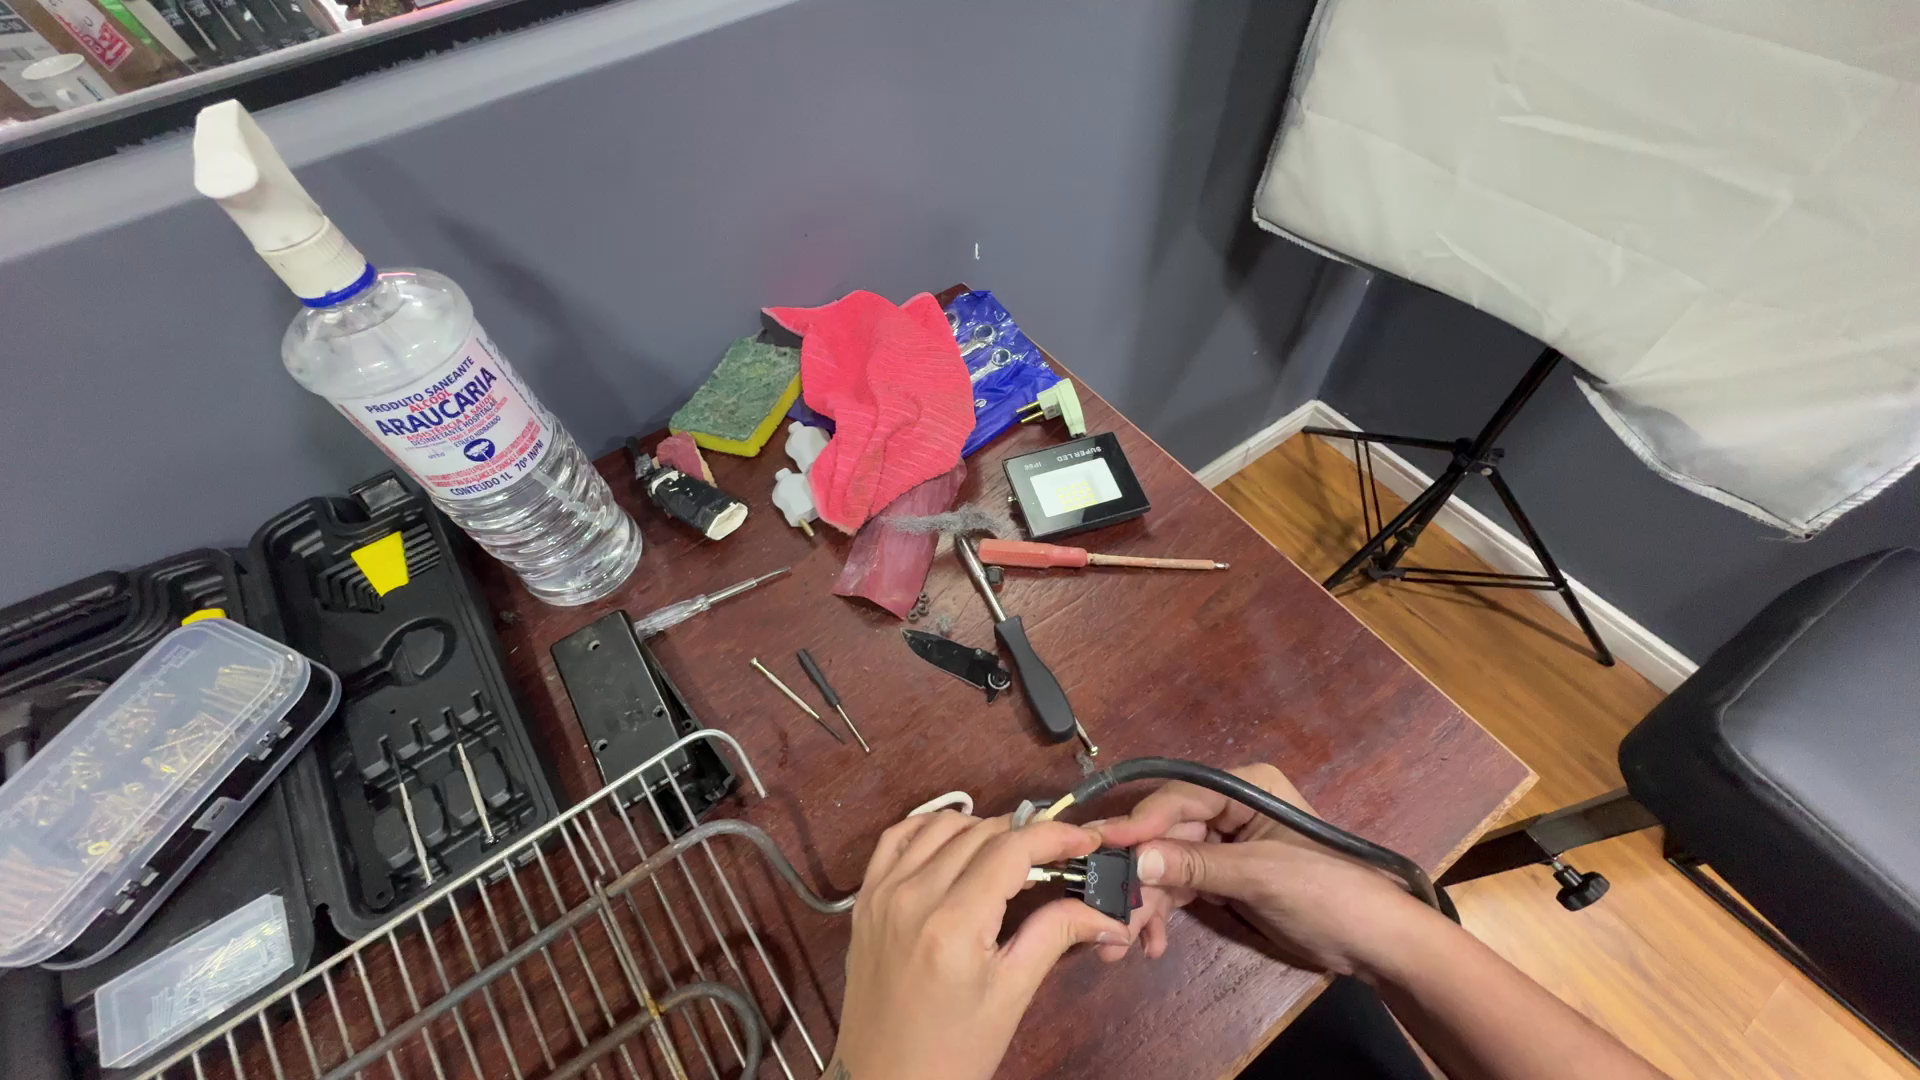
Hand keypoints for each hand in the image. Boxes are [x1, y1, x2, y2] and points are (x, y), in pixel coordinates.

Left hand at [825, 812, 1133, 1079]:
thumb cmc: (953, 1051)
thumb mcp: (1012, 995)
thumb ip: (1055, 935)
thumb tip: (1107, 914)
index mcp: (953, 923)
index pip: (1012, 849)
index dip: (1054, 835)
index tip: (1085, 839)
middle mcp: (914, 895)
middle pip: (982, 833)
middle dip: (1026, 835)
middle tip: (1055, 855)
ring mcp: (883, 891)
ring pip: (942, 825)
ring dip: (982, 828)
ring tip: (1008, 854)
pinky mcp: (866, 896)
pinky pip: (898, 836)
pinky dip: (930, 827)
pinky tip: (954, 843)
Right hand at [1092, 764, 1437, 977]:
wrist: (1378, 947)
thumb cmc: (1328, 893)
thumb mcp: (1260, 876)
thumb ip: (1196, 865)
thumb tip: (1136, 859)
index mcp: (1243, 787)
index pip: (1179, 796)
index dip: (1141, 822)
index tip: (1102, 844)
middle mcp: (1226, 807)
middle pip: (1166, 834)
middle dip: (1139, 873)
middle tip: (1108, 905)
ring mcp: (1222, 843)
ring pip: (1167, 864)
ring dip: (1146, 900)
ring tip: (1125, 939)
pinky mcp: (1221, 876)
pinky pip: (1180, 887)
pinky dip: (1164, 913)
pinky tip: (1153, 941)